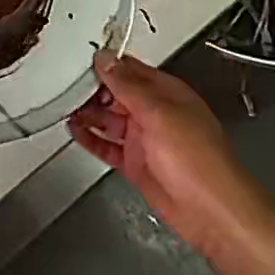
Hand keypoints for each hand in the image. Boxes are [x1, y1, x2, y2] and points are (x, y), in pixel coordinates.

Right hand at [68, 50, 274, 257]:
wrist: (213, 215)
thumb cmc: (199, 164)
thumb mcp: (159, 114)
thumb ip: (128, 85)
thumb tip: (105, 59)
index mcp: (169, 97)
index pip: (131, 71)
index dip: (105, 63)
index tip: (76, 59)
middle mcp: (156, 115)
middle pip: (115, 94)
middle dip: (90, 89)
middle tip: (62, 84)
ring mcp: (145, 140)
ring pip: (107, 118)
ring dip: (85, 112)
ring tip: (62, 105)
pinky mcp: (135, 162)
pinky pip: (105, 144)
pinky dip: (88, 136)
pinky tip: (74, 130)